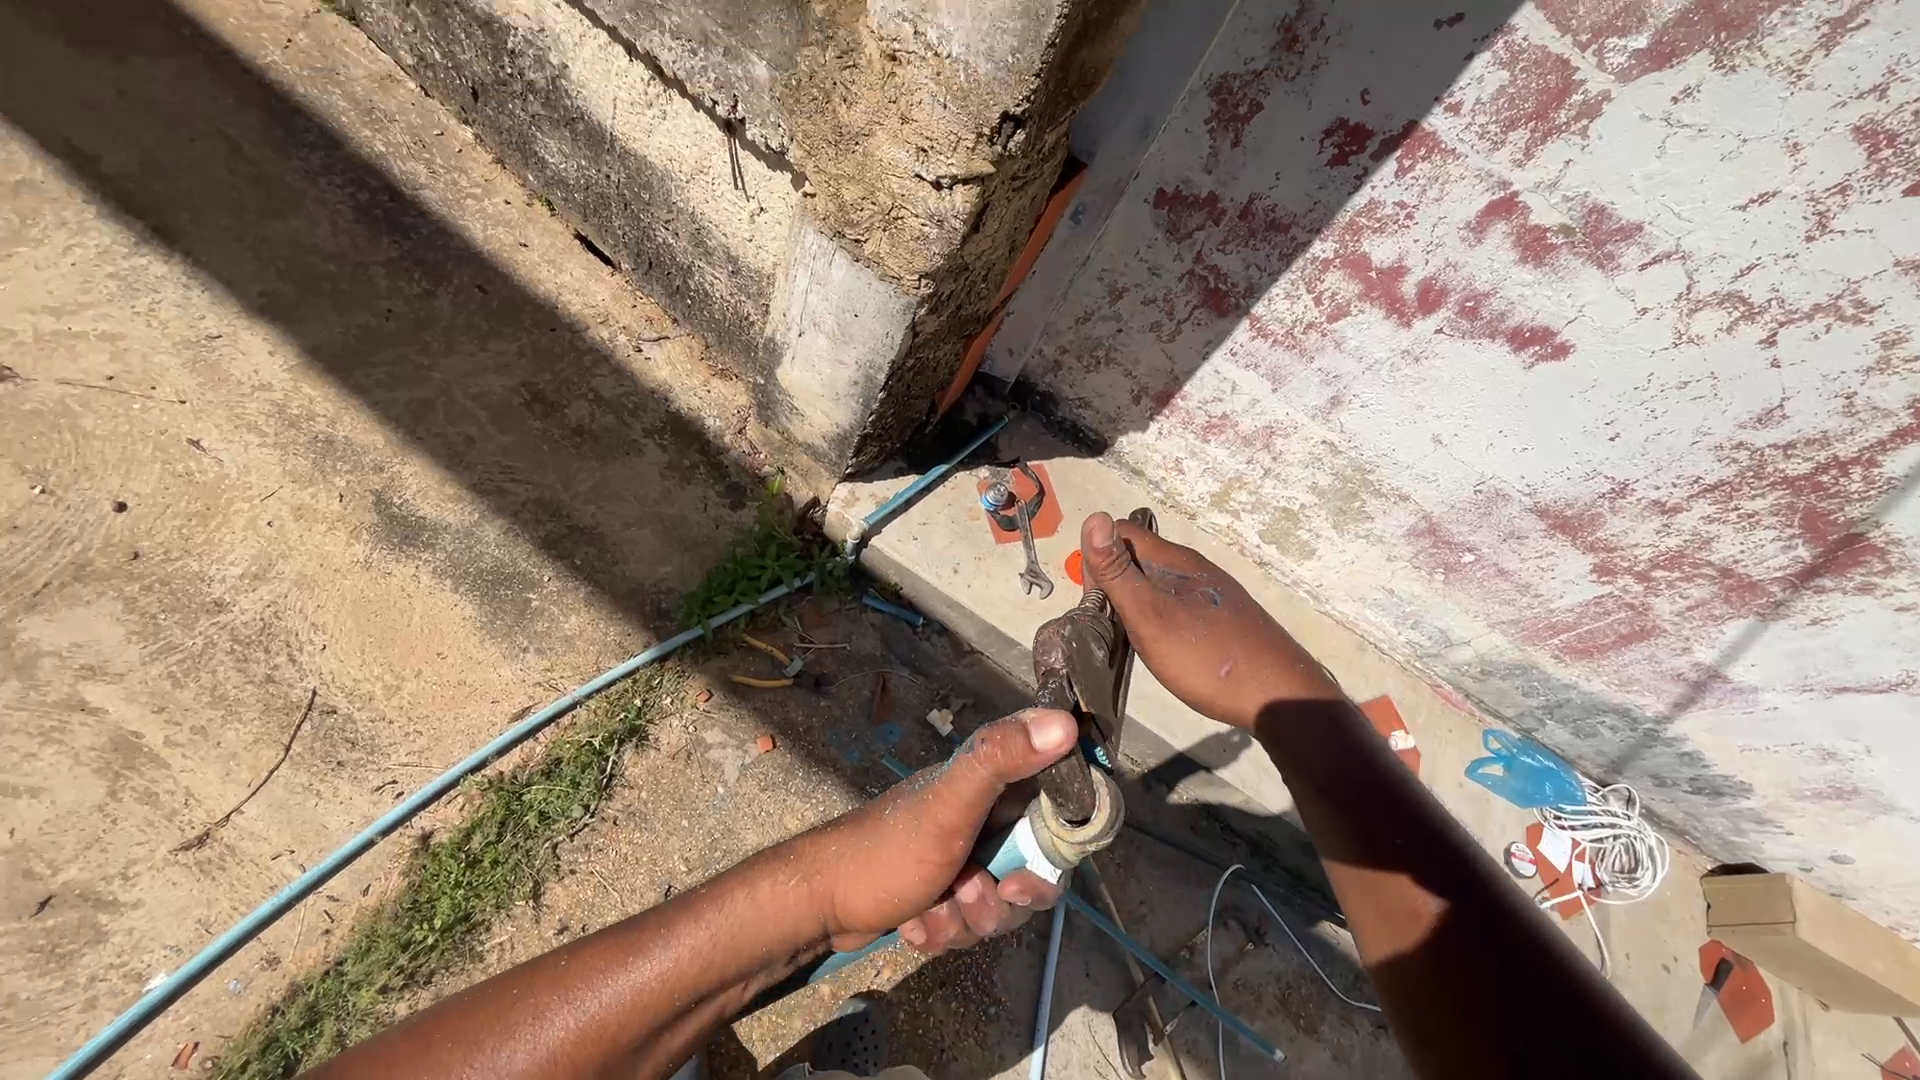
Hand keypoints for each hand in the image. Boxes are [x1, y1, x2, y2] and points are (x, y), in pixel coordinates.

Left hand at [801, 709, 1074, 953]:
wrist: (822, 902)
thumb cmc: (889, 849)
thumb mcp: (950, 802)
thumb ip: (1001, 759)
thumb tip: (1064, 721)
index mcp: (992, 785)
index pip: (1058, 810)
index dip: (1052, 851)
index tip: (1020, 872)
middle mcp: (984, 817)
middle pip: (1034, 871)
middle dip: (1001, 899)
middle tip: (968, 893)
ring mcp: (966, 857)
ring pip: (1003, 906)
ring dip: (966, 919)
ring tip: (930, 910)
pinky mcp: (947, 892)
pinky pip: (971, 924)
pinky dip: (944, 930)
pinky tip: (914, 922)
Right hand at [1080, 512, 1343, 727]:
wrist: (1279, 697)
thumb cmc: (1206, 656)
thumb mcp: (1149, 614)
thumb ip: (1118, 571)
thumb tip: (1093, 516)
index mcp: (1175, 560)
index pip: (1121, 532)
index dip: (1097, 557)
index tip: (1093, 597)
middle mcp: (1194, 568)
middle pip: (1139, 557)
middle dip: (1114, 581)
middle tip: (1107, 624)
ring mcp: (1211, 593)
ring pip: (1158, 582)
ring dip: (1135, 601)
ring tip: (1130, 637)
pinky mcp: (1221, 617)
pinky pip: (1176, 603)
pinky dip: (1158, 617)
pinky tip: (1161, 646)